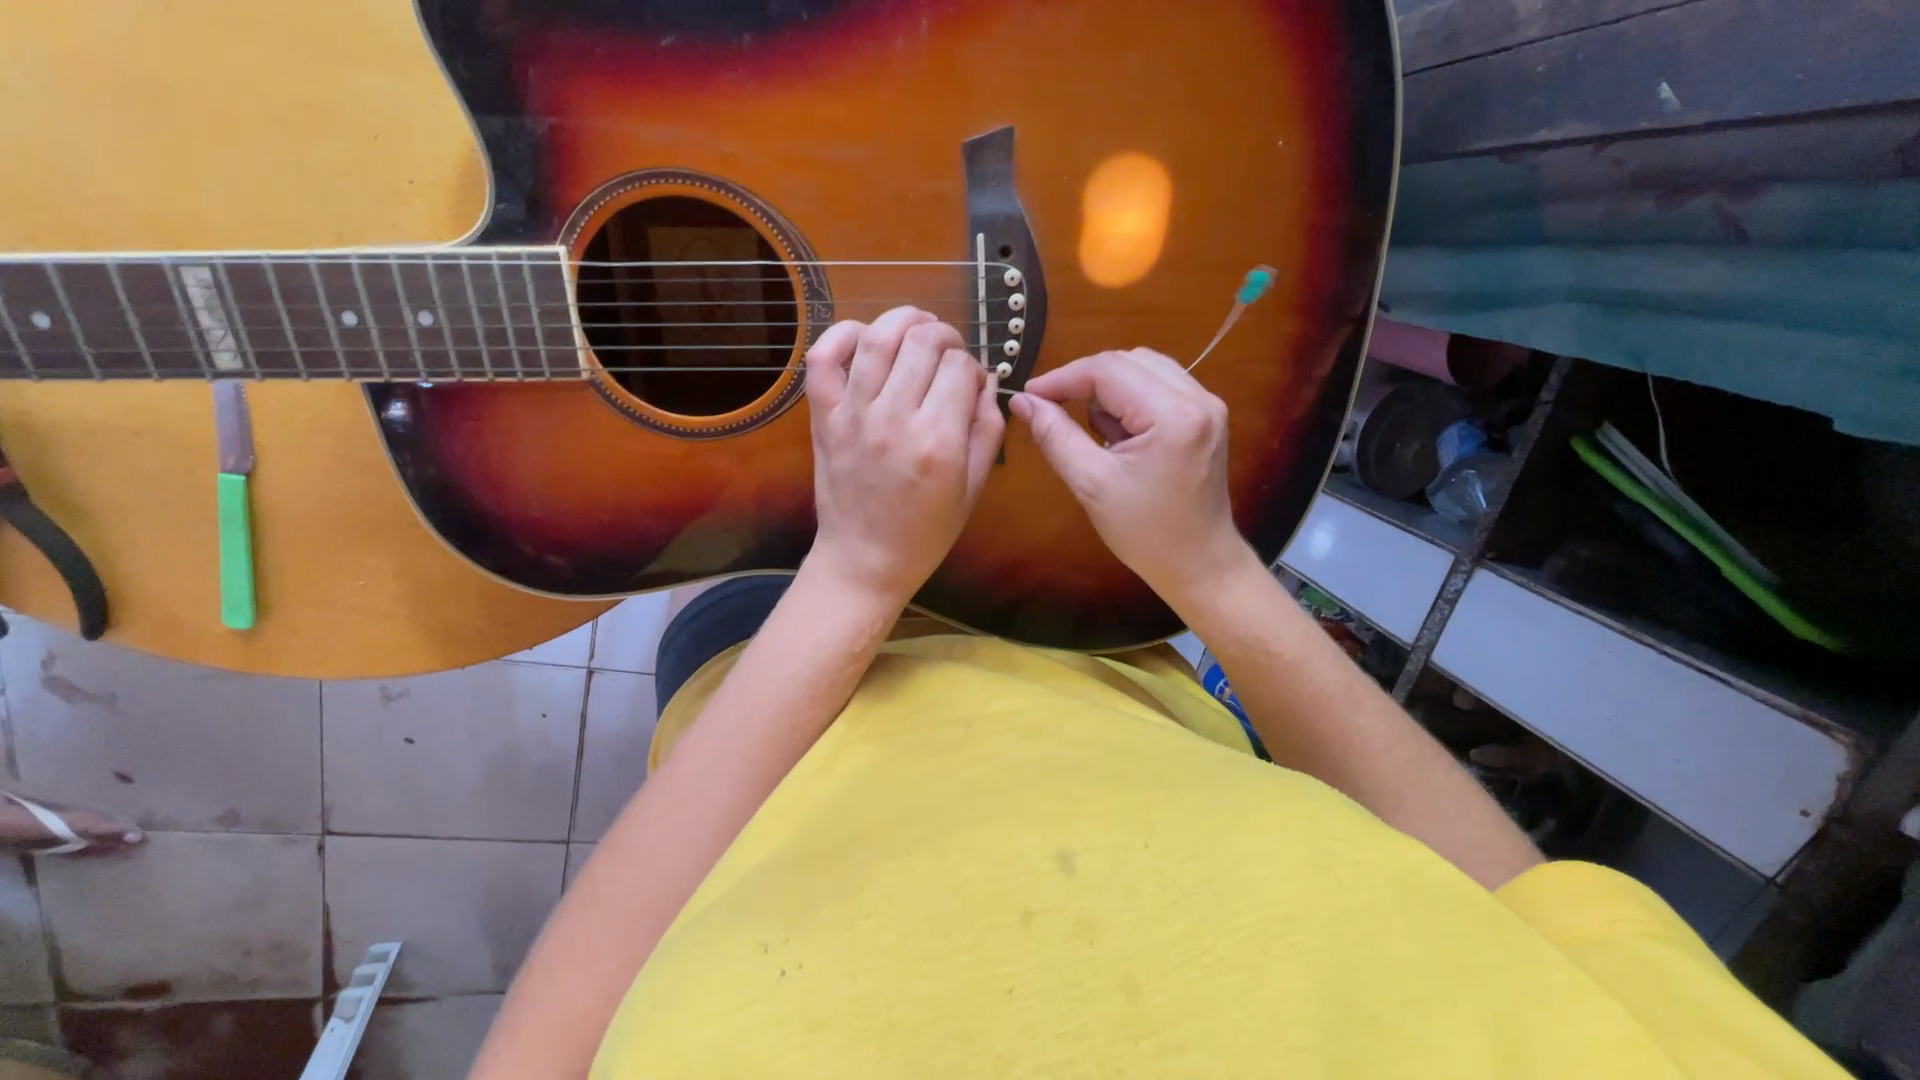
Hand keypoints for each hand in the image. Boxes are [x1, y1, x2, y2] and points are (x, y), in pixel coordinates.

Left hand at [802, 307, 1004, 604]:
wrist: (865, 560)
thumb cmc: (926, 531)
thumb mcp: (974, 487)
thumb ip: (987, 429)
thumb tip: (986, 379)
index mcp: (939, 442)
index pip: (961, 366)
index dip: (972, 364)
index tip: (970, 382)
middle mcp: (896, 420)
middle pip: (924, 342)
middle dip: (945, 336)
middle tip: (948, 354)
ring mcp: (854, 416)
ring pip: (878, 338)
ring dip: (904, 319)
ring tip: (917, 327)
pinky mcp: (824, 418)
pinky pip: (823, 360)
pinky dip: (841, 334)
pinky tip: (864, 337)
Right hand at [1009, 348, 1250, 602]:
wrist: (1199, 564)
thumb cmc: (1146, 533)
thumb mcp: (1092, 484)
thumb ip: (1055, 435)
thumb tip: (1022, 401)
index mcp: (1174, 416)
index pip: (1108, 370)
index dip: (1062, 378)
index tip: (1029, 395)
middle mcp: (1198, 398)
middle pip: (1128, 361)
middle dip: (1085, 381)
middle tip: (1054, 410)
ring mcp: (1207, 405)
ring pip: (1144, 368)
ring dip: (1108, 390)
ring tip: (1093, 432)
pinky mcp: (1206, 416)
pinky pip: (1159, 386)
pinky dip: (1130, 399)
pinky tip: (1118, 435)